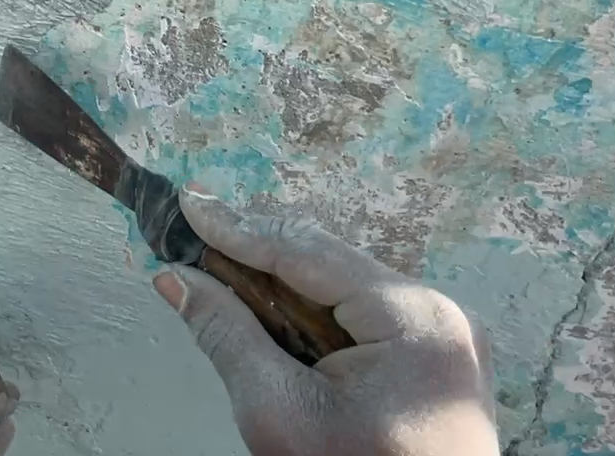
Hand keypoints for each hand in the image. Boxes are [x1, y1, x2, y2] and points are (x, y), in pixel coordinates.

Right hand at [152, 190, 496, 455]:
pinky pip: (354, 305)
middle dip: (253, 247)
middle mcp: (436, 307)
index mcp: (411, 315)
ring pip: (335, 277)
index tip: (187, 201)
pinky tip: (265, 298)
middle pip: (322, 257)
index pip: (303, 251)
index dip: (236, 226)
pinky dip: (305, 301)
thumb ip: (226, 333)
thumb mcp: (279, 413)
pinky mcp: (430, 350)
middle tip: (192, 232)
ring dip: (274, 273)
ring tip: (218, 262)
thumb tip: (174, 277)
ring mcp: (439, 329)